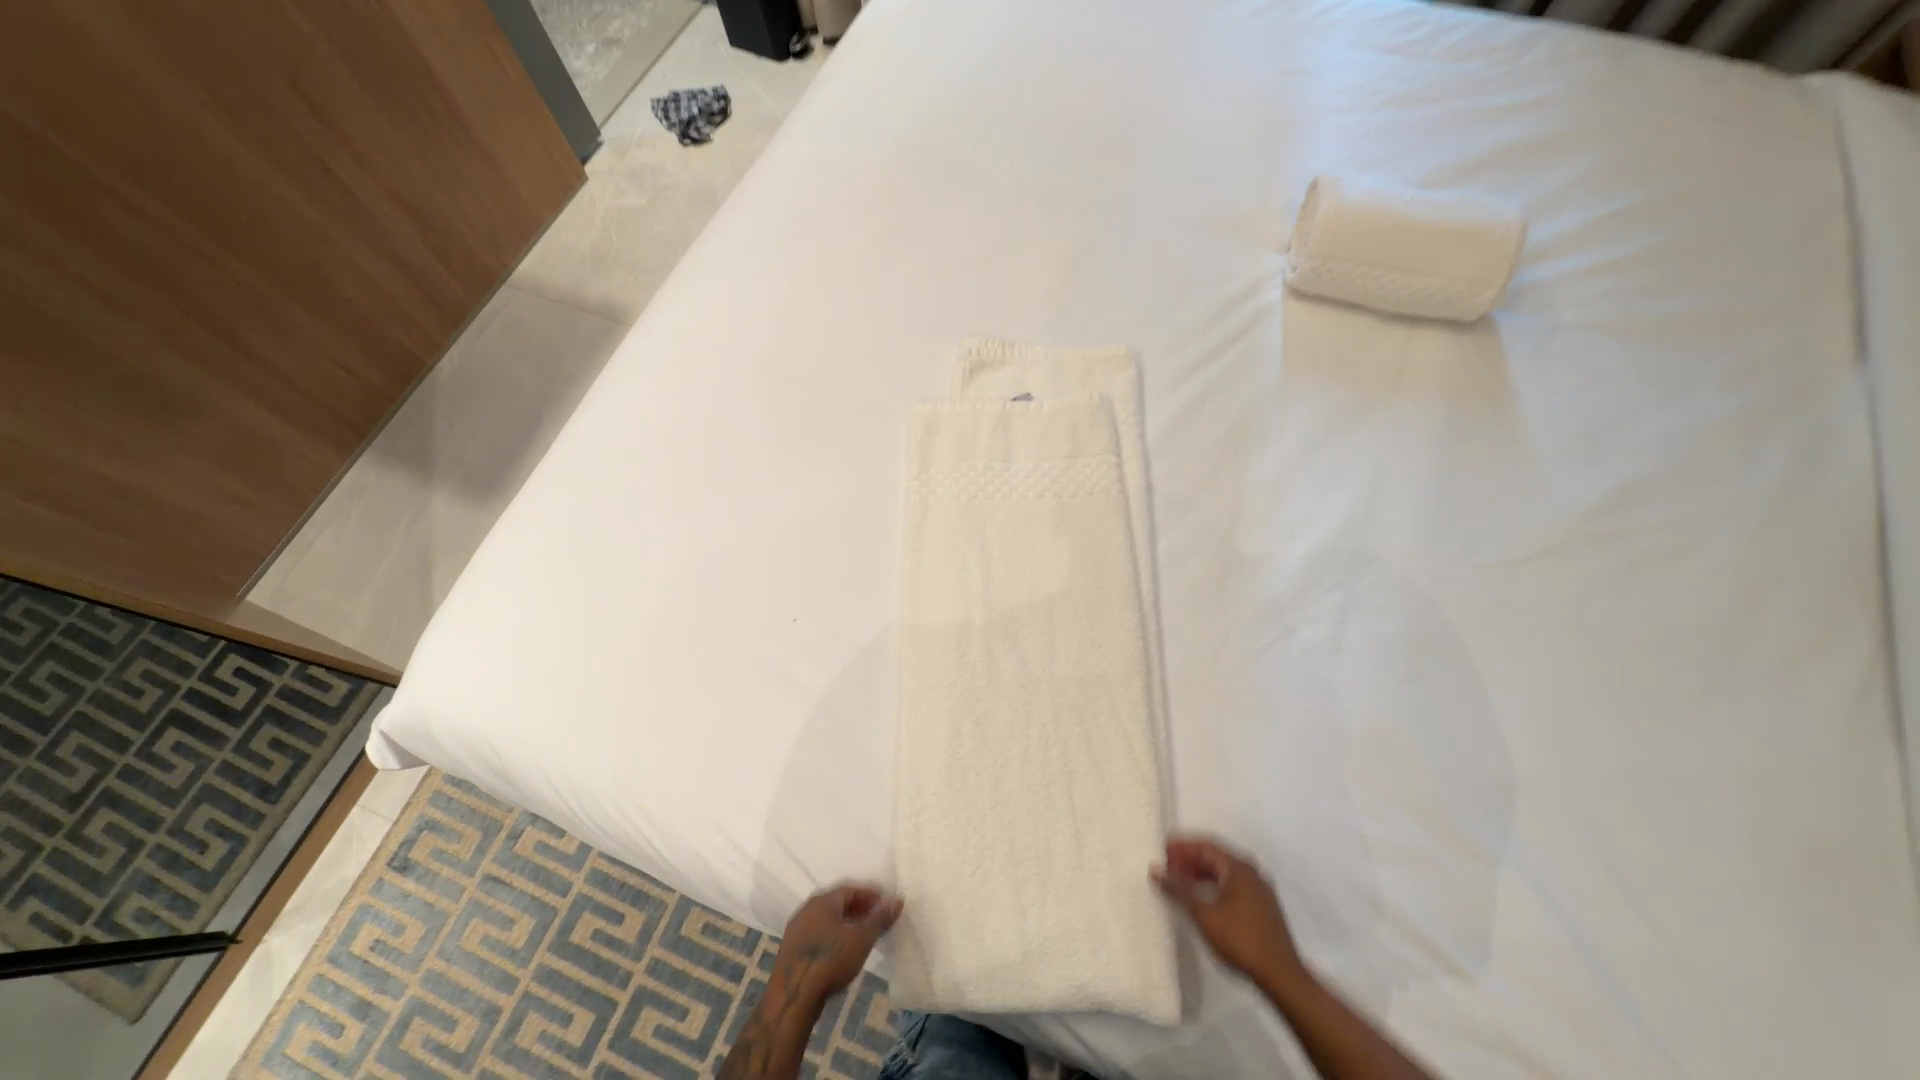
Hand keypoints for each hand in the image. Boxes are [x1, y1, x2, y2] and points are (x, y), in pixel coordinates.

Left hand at [771, 885, 903, 1003]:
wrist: (793, 997)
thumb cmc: (830, 961)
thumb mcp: (861, 939)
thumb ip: (879, 919)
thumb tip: (896, 900)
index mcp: (822, 902)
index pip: (850, 889)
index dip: (870, 895)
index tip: (886, 904)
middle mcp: (806, 910)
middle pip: (837, 903)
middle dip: (859, 909)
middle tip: (877, 919)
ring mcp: (796, 931)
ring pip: (826, 920)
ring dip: (846, 923)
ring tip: (863, 935)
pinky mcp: (792, 950)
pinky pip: (818, 935)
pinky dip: (834, 936)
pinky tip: (843, 951)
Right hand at [1153, 836, 1303, 987]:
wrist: (1280, 974)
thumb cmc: (1240, 939)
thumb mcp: (1204, 914)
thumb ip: (1179, 890)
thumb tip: (1155, 870)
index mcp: (1238, 868)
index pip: (1206, 846)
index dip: (1183, 846)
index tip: (1162, 850)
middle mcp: (1252, 873)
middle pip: (1216, 857)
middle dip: (1190, 859)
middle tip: (1168, 867)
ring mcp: (1260, 890)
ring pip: (1225, 872)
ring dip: (1202, 873)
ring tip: (1180, 882)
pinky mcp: (1263, 906)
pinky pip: (1234, 885)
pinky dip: (1215, 885)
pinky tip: (1203, 898)